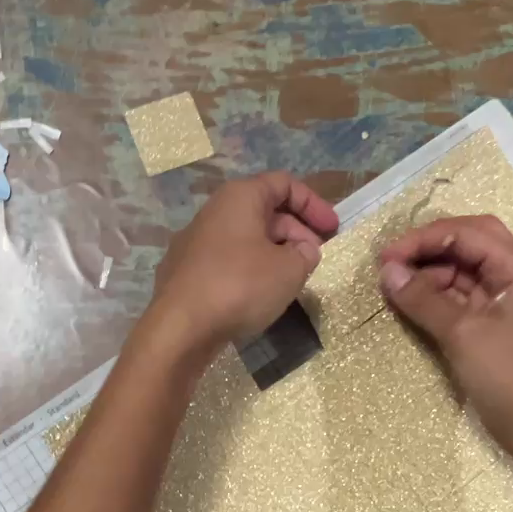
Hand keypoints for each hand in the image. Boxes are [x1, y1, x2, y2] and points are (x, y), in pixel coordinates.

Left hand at [145, 172, 339, 352]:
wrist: (180, 327)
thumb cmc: (240, 286)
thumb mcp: (289, 269)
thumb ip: (305, 254)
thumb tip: (301, 250)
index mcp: (239, 197)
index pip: (284, 184)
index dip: (313, 204)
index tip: (333, 230)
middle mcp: (213, 211)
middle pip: (264, 210)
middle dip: (295, 231)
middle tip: (314, 259)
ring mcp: (193, 241)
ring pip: (244, 237)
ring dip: (273, 252)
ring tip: (290, 279)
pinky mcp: (184, 270)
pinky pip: (226, 260)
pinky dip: (248, 269)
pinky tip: (258, 295)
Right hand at [379, 216, 512, 451]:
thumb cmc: (510, 376)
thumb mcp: (463, 333)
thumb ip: (423, 298)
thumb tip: (386, 271)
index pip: (467, 233)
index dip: (424, 239)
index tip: (386, 257)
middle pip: (468, 242)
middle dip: (427, 247)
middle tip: (391, 262)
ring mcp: (505, 300)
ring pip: (461, 268)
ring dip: (428, 271)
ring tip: (394, 285)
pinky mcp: (491, 323)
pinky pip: (459, 295)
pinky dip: (434, 294)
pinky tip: (409, 301)